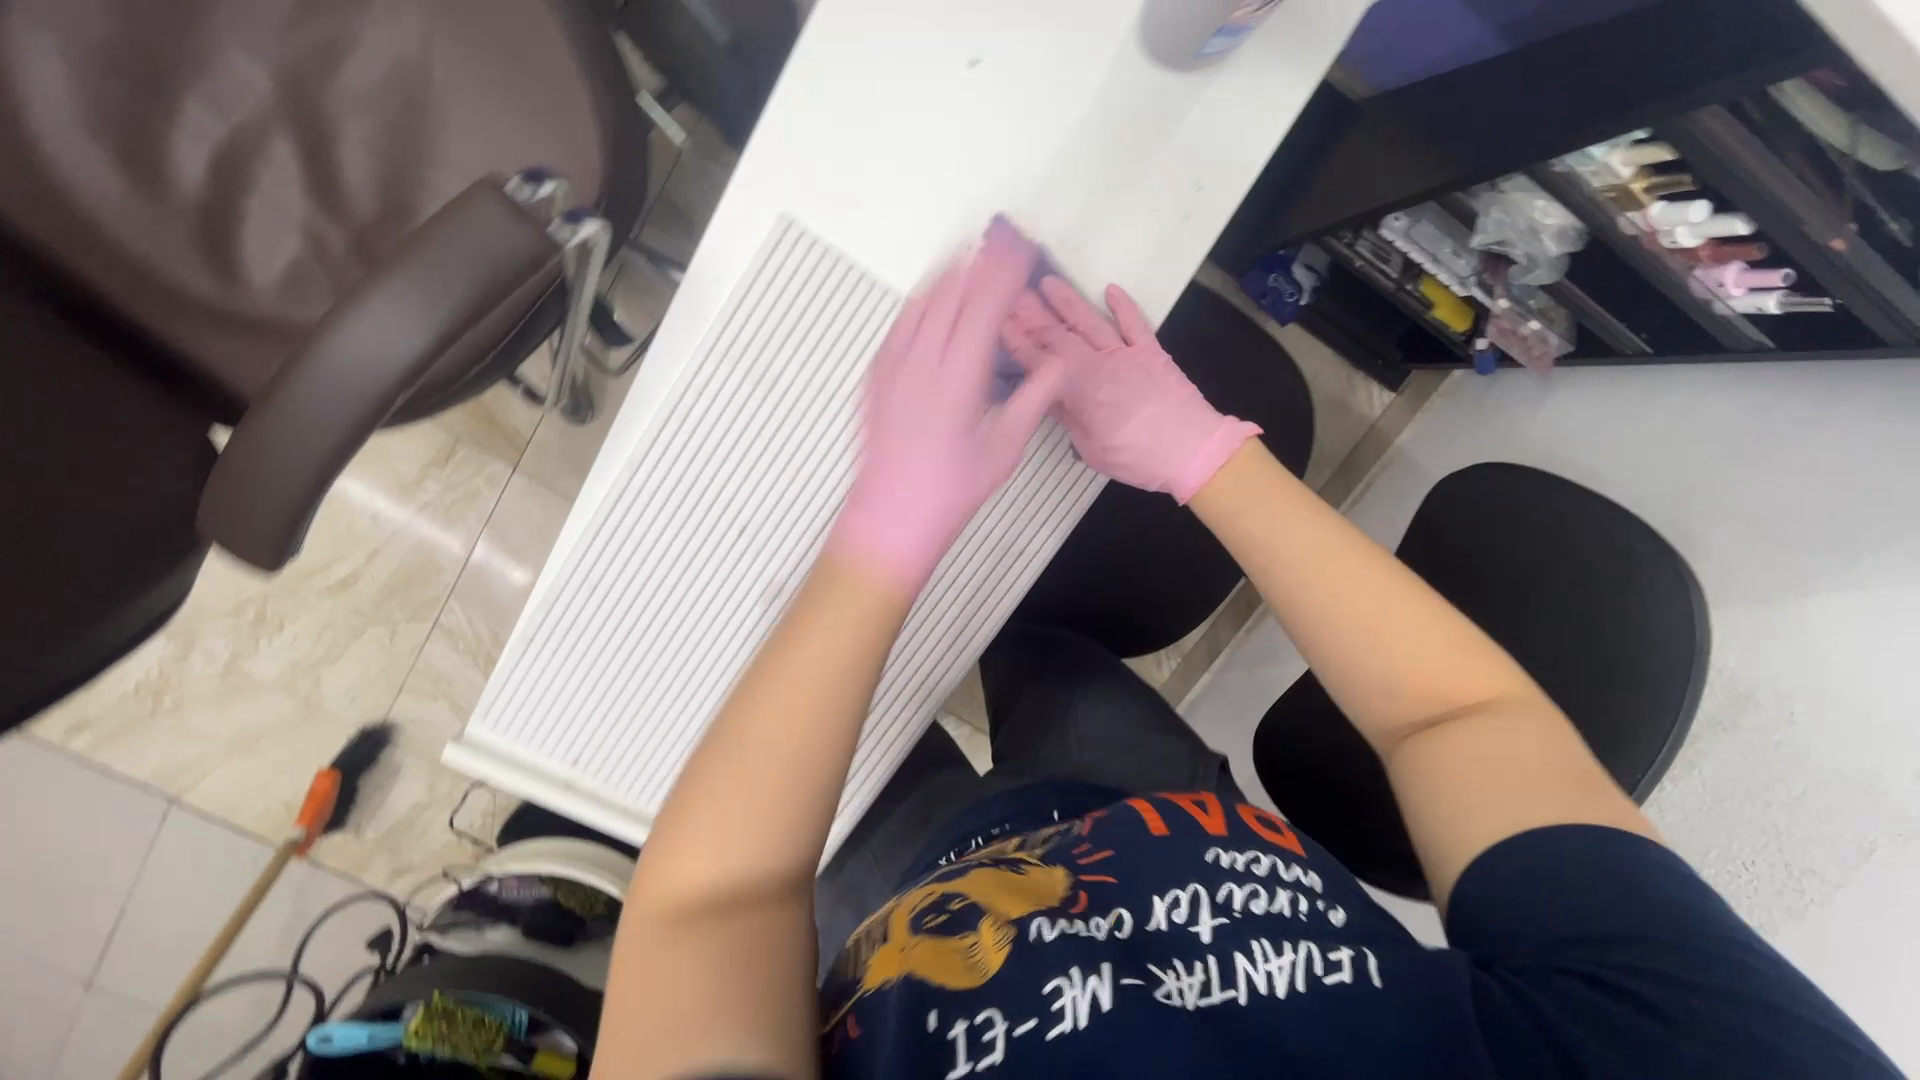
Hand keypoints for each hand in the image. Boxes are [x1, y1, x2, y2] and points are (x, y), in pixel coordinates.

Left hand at [829, 221, 1068, 593]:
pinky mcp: (875, 379)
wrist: (891, 514)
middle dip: (976, 263)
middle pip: (951, 295)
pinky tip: (928, 302)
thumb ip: (1033, 401)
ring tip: (966, 257)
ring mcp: (893, 368)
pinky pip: (898, 328)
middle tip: (997, 241)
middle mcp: (922, 363)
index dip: (1003, 272)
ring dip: (946, 277)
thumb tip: (1059, 365)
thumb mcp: (1003, 449)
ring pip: (920, 306)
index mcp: (959, 378)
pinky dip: (918, 305)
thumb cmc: (951, 490)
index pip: (984, 308)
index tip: (1019, 248)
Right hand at [1001, 278, 1260, 502]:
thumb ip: (1069, 418)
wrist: (1193, 449)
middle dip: (1032, 315)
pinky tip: (1109, 289)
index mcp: (1079, 390)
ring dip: (1068, 301)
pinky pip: (1135, 323)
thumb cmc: (1137, 457)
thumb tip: (1050, 398)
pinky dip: (1122, 305)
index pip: (1039, 362)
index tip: (997, 324)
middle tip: (1011, 295)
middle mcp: (1099, 364)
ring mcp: (1127, 355)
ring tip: (1048, 282)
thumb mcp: (1090, 447)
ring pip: (1091, 322)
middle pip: (1059, 336)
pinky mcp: (1152, 353)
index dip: (1017, 343)